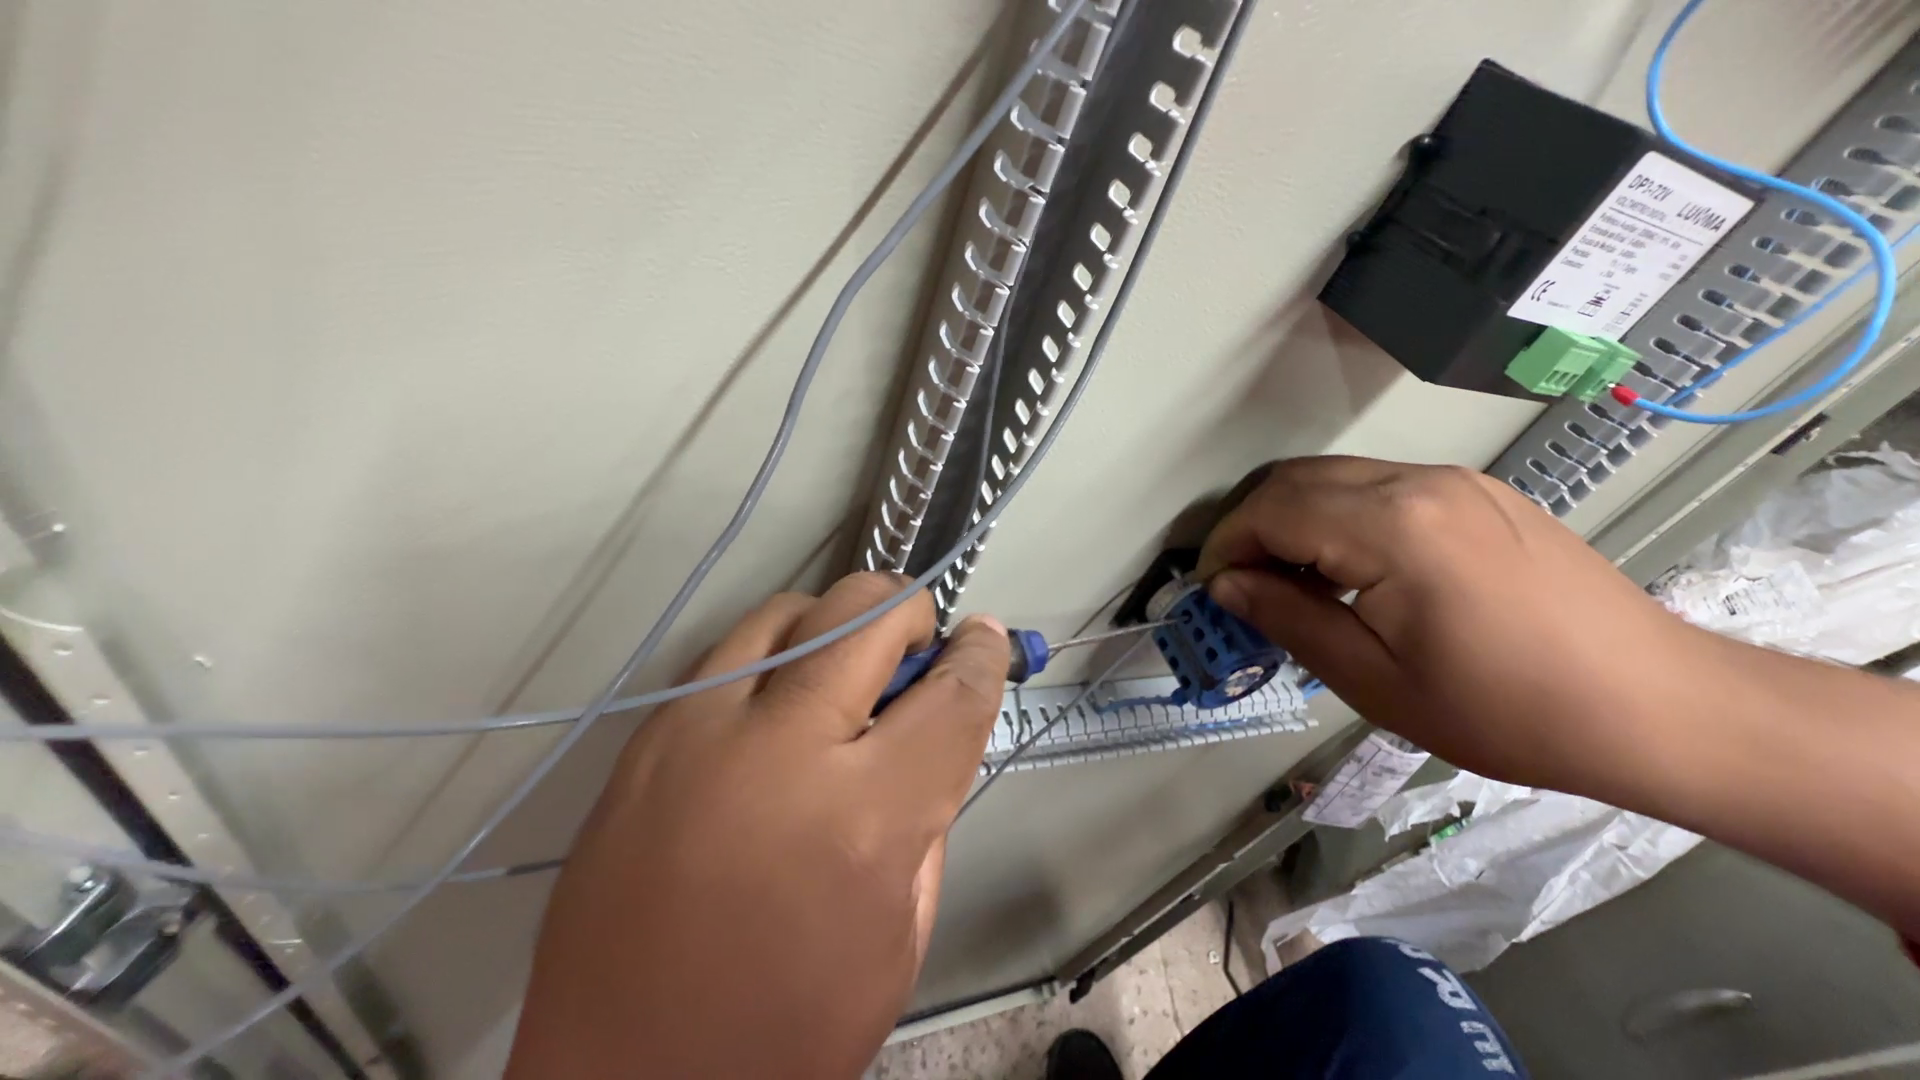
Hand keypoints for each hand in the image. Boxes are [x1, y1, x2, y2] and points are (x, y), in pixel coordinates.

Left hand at [507, 573, 1010, 1079]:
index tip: (985, 638)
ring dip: (837, 620)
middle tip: (918, 646)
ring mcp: (698, 731)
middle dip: (909, 612)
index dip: (981, 657)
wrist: (623, 1076)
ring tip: (847, 666)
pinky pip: (725, 652)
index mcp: (860, 817)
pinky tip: (779, 698)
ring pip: (788, 610)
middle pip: (865, 615)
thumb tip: (929, 740)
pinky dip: (773, 651)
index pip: (949, 697)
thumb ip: (924, 826)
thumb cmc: (782, 1030)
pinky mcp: (645, 739)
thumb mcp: (896, 944)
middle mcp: (778, 749)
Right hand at [1197, 456, 1724, 795]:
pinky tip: (1349, 567)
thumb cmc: (1506, 710)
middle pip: (1298, 479)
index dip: (1226, 546)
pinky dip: (1341, 514)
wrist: (1655, 706)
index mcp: (1392, 527)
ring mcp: (1456, 481)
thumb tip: (1227, 585)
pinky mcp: (1482, 493)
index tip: (1210, 591)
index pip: (1272, 511)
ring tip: (1288, 581)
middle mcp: (1420, 482)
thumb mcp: (1376, 682)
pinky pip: (1383, 485)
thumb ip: (1290, 620)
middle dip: (1251, 525)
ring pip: (1339, 475)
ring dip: (1294, 517)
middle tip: (1238, 585)